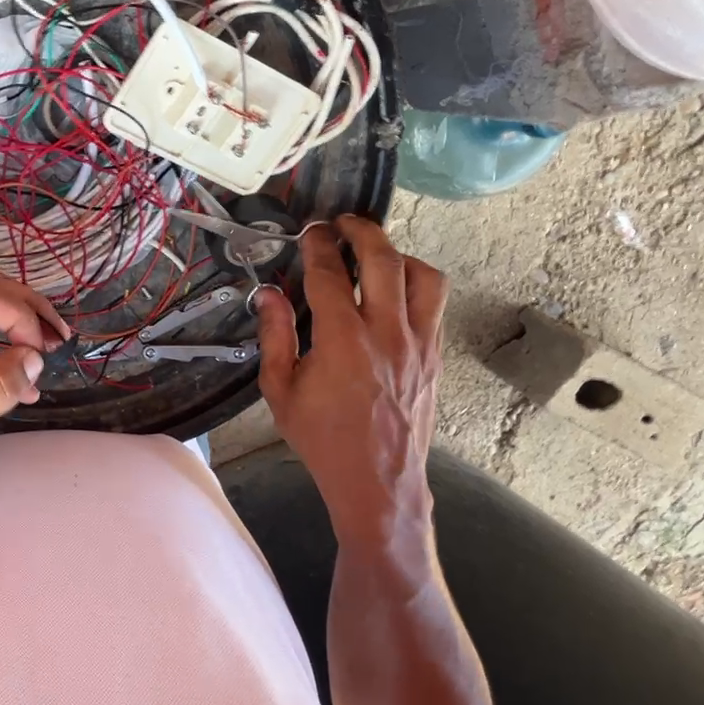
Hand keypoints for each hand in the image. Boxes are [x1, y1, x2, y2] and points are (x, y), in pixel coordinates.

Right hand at [255, 215, 448, 545]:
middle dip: (361, 232)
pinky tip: (394, 289)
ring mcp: (419, 343)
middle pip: (384, 260)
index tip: (310, 231)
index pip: (330, 274)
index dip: (317, 245)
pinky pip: (434, 303)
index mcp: (341, 340)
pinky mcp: (436, 356)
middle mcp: (387, 333)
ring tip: (375, 253)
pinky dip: (415, 282)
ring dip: (398, 254)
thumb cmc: (321, 437)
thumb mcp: (279, 390)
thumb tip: (267, 294)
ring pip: (423, 276)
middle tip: (342, 224)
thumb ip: (274, 336)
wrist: (378, 480)